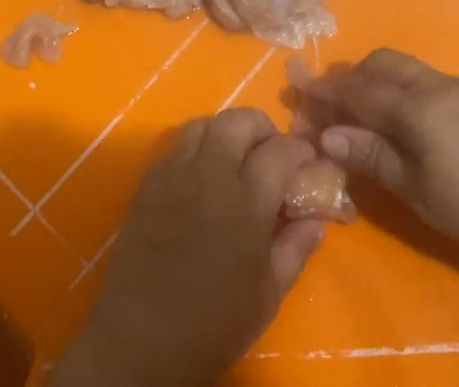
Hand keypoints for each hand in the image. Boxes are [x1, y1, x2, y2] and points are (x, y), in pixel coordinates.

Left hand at [52, 108, 324, 386]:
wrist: (142, 337)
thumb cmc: (214, 323)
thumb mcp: (269, 293)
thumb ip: (295, 247)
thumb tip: (316, 217)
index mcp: (245, 201)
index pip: (280, 151)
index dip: (300, 152)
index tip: (308, 165)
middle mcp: (208, 175)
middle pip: (237, 120)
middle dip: (263, 128)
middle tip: (272, 154)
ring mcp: (172, 175)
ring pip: (202, 124)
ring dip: (226, 131)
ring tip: (237, 158)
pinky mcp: (147, 184)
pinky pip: (175, 147)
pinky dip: (196, 147)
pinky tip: (203, 176)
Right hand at [314, 49, 458, 290]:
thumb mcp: (418, 190)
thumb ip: (372, 156)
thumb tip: (328, 134)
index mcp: (414, 106)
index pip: (355, 88)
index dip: (322, 92)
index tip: (295, 95)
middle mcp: (433, 86)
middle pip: (379, 64)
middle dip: (349, 79)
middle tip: (330, 111)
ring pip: (403, 70)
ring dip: (375, 84)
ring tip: (361, 120)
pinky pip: (423, 83)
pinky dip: (399, 93)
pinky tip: (400, 126)